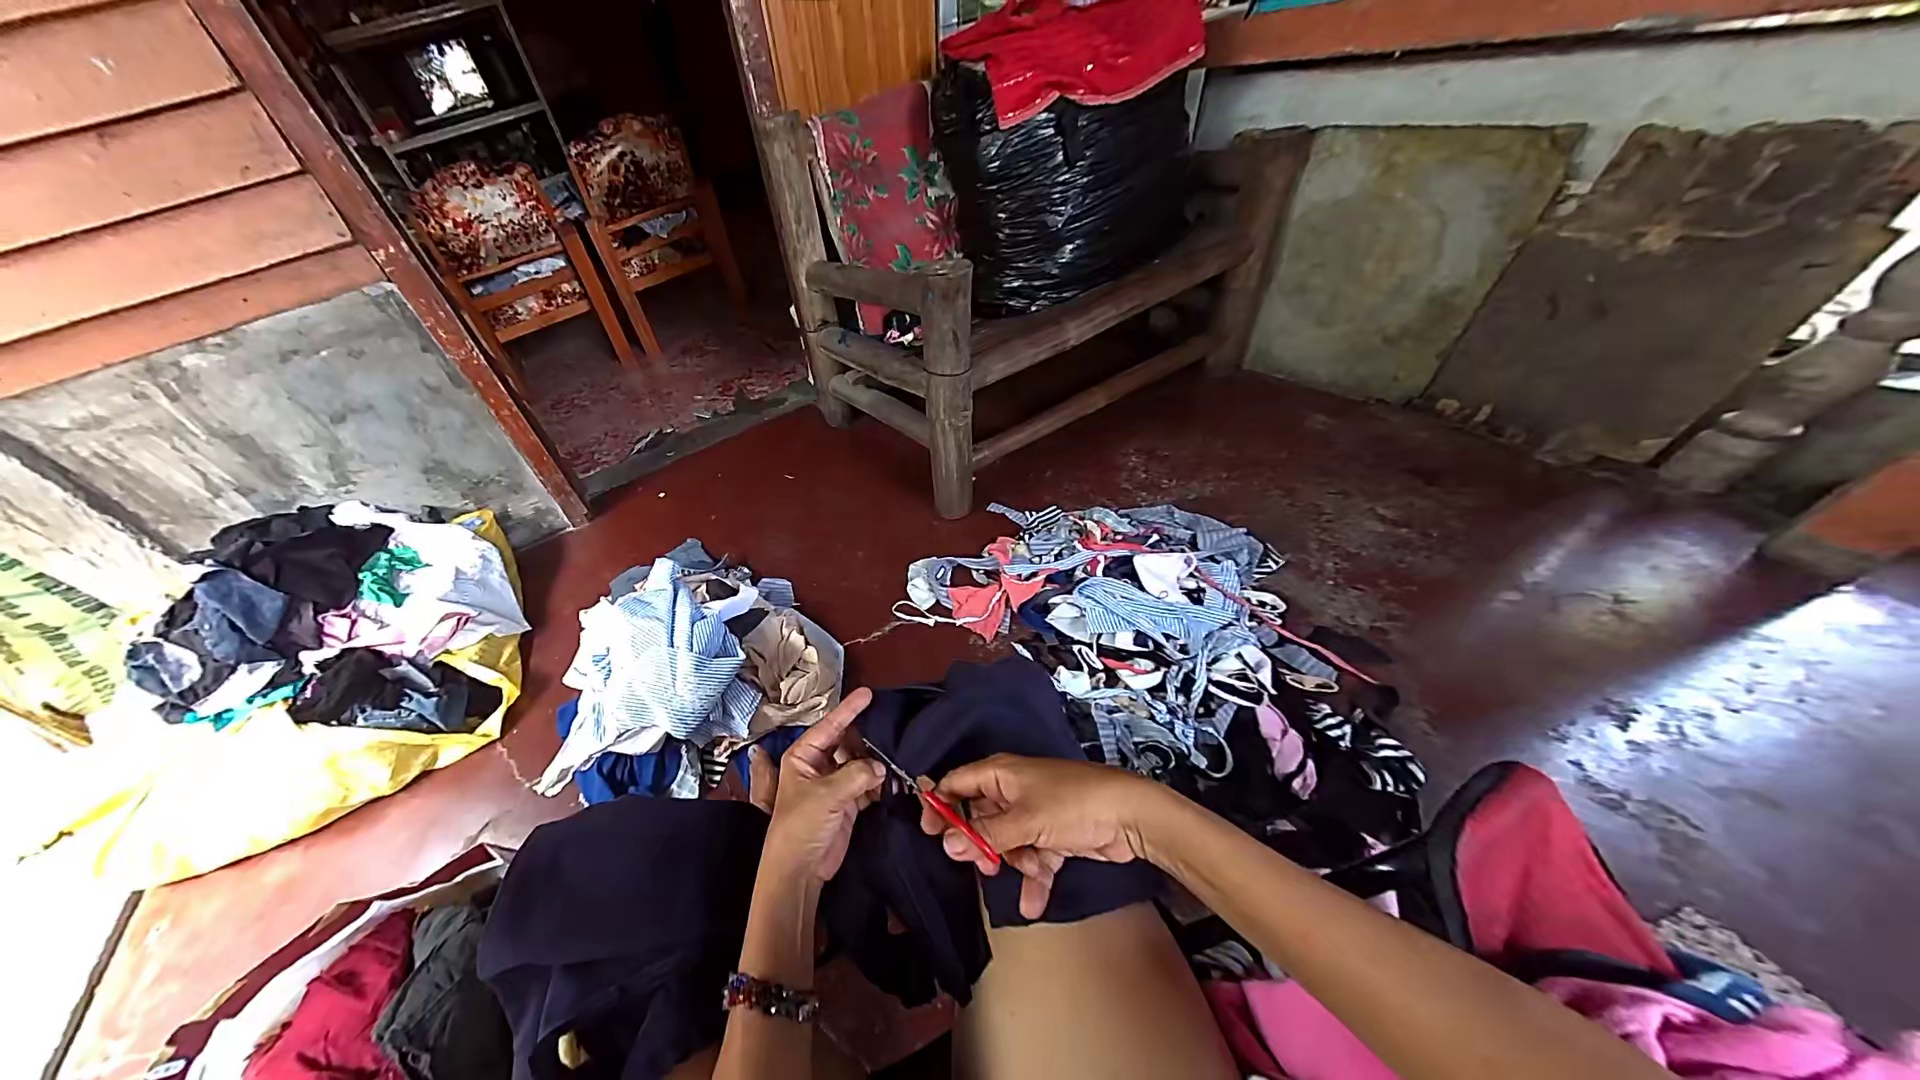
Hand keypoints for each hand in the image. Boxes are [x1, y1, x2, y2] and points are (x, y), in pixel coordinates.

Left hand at [751, 687, 886, 884]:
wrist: (800, 870)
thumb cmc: (801, 826)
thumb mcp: (826, 794)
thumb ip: (857, 774)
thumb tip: (881, 766)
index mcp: (803, 756)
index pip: (830, 726)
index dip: (849, 709)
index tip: (868, 693)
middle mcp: (819, 765)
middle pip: (848, 742)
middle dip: (867, 738)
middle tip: (890, 730)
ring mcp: (834, 783)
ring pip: (861, 762)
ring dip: (876, 762)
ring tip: (895, 756)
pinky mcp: (848, 801)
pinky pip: (868, 783)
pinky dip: (880, 782)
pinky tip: (892, 780)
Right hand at [921, 754, 1163, 917]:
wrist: (1130, 816)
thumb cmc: (1073, 804)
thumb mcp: (1024, 821)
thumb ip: (984, 834)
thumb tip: (946, 842)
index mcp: (1001, 773)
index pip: (956, 783)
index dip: (940, 805)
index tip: (929, 833)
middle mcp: (1013, 790)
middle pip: (979, 817)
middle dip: (980, 844)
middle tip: (984, 863)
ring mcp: (1033, 813)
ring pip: (1005, 841)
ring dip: (1013, 861)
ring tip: (1030, 869)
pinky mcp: (1052, 835)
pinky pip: (1031, 857)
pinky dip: (1033, 878)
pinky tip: (1033, 904)